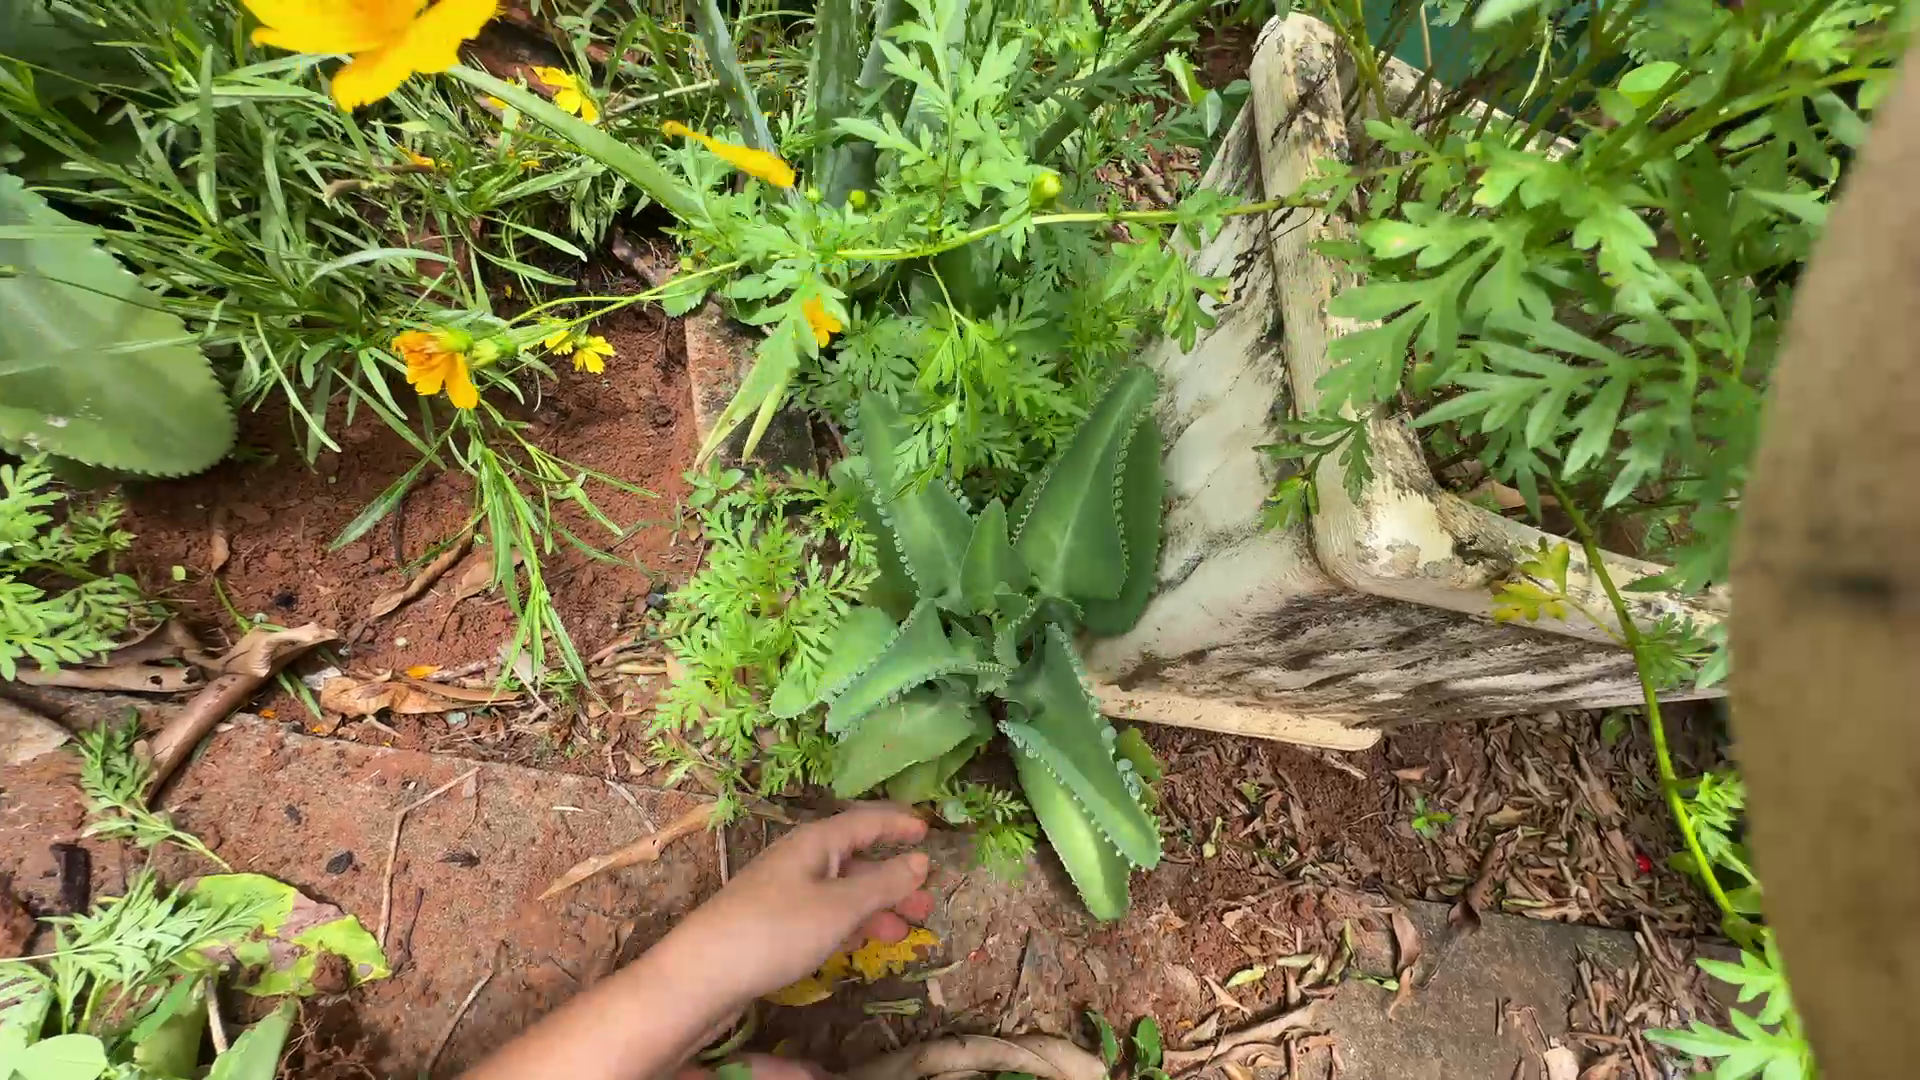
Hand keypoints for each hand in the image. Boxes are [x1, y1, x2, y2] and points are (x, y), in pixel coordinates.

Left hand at [661, 803, 934, 1004]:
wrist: (700, 975)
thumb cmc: (776, 930)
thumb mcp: (840, 907)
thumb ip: (884, 884)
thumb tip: (921, 861)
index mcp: (817, 841)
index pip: (867, 821)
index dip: (899, 825)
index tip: (928, 830)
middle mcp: (803, 857)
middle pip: (858, 858)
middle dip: (895, 878)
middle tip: (927, 901)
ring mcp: (787, 888)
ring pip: (843, 889)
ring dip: (877, 905)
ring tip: (906, 930)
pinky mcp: (776, 920)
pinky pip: (826, 911)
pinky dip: (851, 922)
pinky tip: (865, 941)